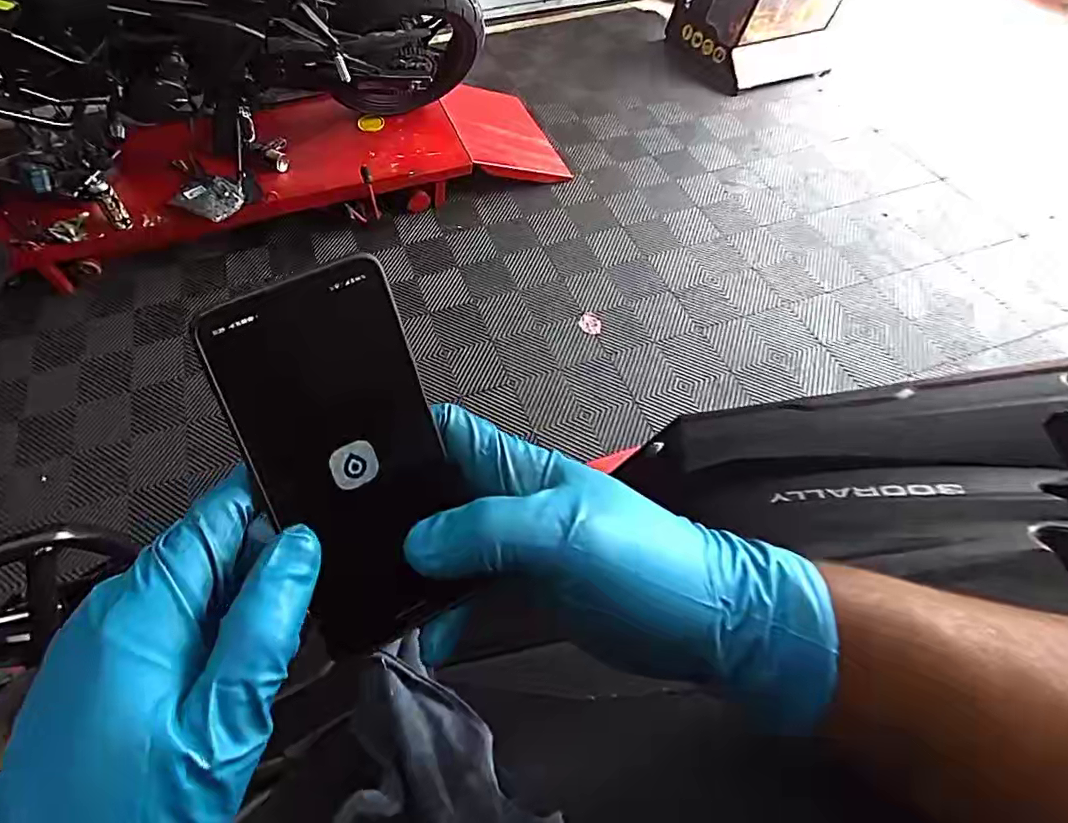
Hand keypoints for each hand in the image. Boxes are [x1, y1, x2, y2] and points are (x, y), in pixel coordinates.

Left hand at [0, 473, 319, 822]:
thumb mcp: (219, 725)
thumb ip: (264, 625)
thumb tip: (299, 547)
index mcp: (143, 603)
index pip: (218, 508)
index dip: (270, 507)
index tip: (308, 531)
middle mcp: (113, 604)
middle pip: (209, 546)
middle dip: (257, 572)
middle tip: (284, 629)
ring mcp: (100, 633)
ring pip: (192, 587)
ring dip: (232, 610)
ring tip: (247, 673)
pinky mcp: (97, 663)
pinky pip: (165, 622)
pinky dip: (202, 638)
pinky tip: (211, 690)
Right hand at [403, 404, 837, 733]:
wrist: (707, 623)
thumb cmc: (650, 559)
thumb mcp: (566, 532)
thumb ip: (489, 528)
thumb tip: (420, 541)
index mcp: (517, 468)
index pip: (450, 432)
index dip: (408, 437)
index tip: (365, 461)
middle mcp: (508, 501)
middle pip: (437, 491)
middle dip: (399, 508)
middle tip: (360, 536)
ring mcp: (513, 545)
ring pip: (446, 545)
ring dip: (415, 565)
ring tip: (382, 590)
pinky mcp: (522, 587)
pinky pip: (468, 593)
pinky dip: (442, 612)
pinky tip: (426, 634)